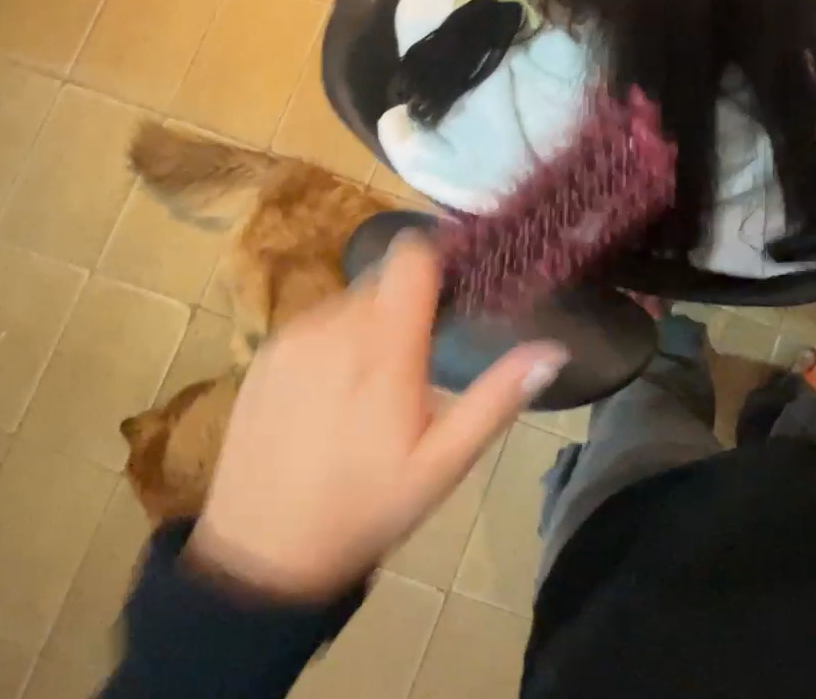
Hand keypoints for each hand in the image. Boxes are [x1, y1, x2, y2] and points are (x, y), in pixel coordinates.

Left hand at [188, 239, 568, 600]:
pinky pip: (317, 323)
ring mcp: (291, 340)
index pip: (413, 258)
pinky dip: (338, 341)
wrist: (261, 556)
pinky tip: (338, 394)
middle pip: (386, 279)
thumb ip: (498, 398)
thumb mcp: (445, 463)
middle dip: (411, 305)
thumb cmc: (367, 507)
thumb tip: (554, 351)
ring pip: (353, 300)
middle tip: (426, 358)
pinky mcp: (263, 357)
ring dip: (375, 323)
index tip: (461, 288)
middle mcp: (333, 328)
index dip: (441, 260)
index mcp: (383, 348)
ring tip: (381, 383)